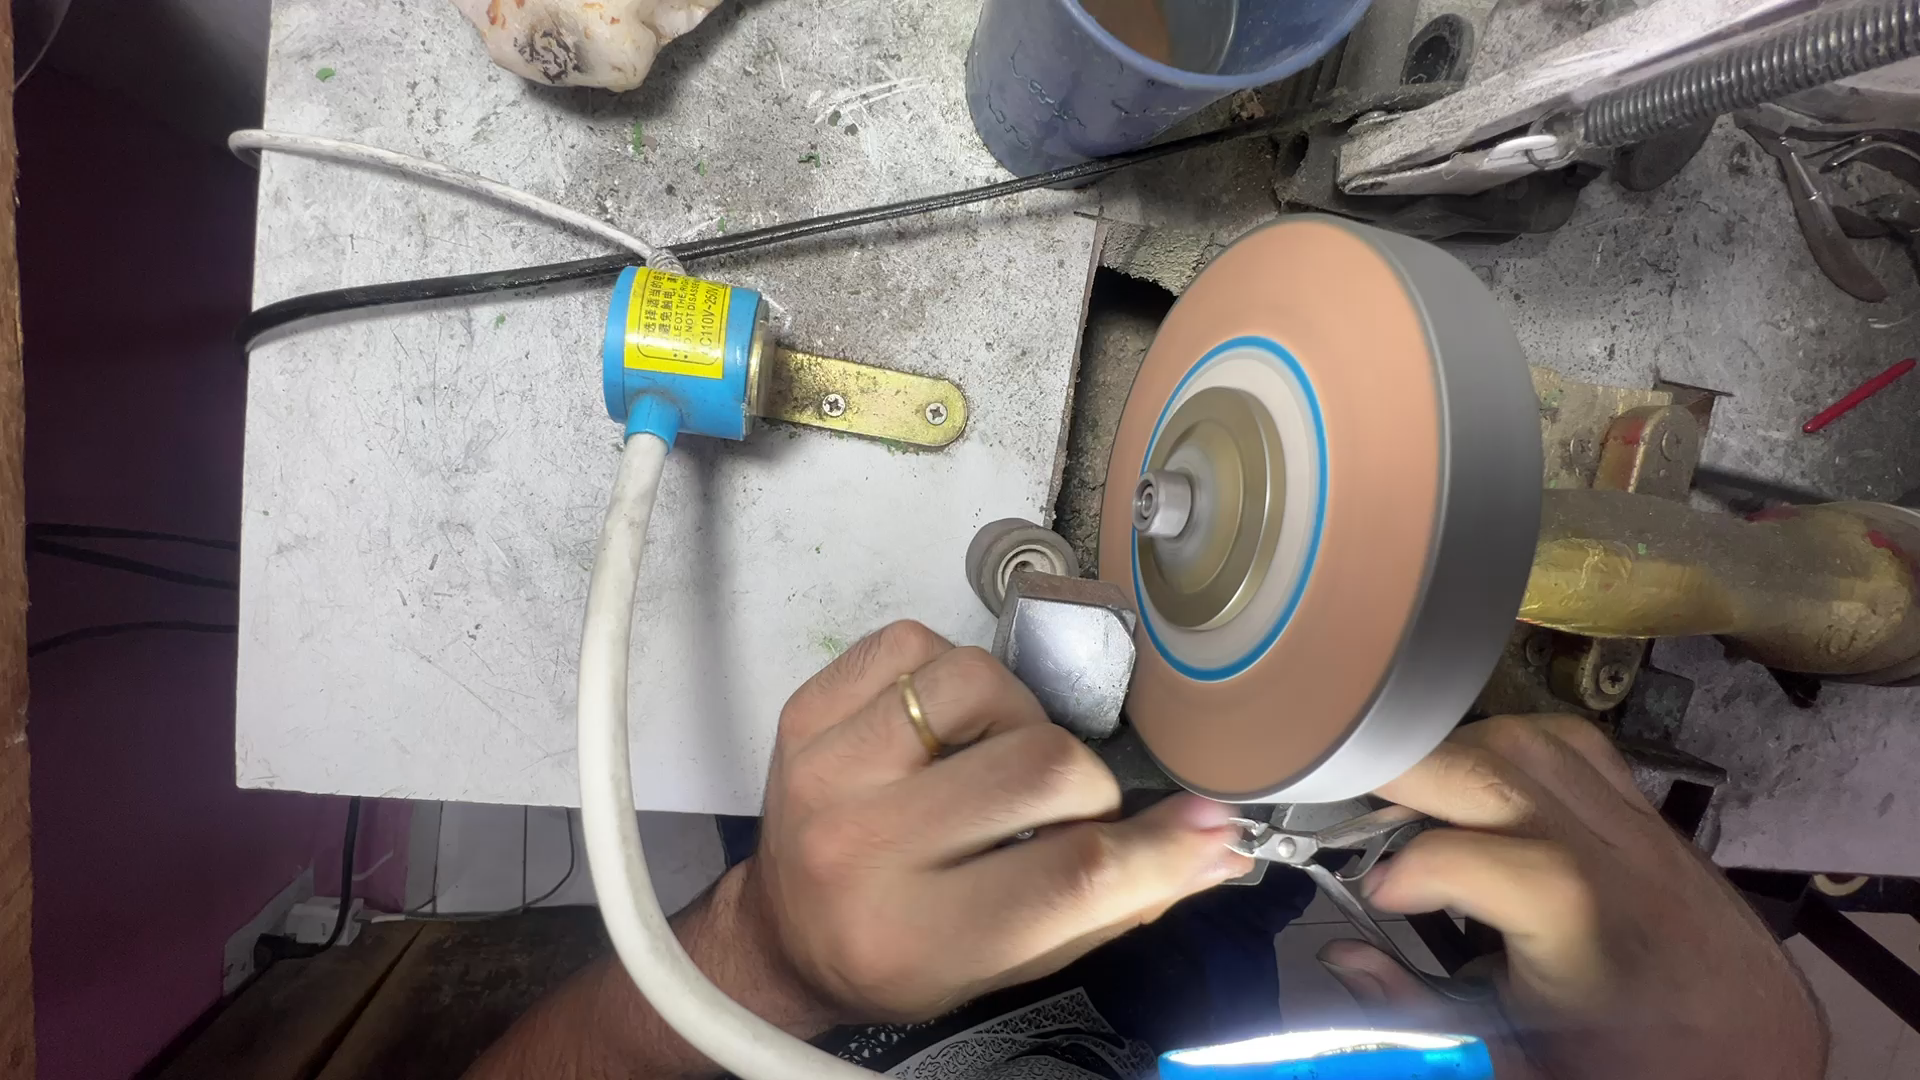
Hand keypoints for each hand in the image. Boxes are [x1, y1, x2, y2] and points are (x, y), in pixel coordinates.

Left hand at [731, 620, 1252, 1024]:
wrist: (786, 924)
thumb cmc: (903, 950)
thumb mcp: (1008, 962)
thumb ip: (1113, 902)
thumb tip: (1214, 841)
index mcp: (912, 937)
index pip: (1067, 878)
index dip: (1157, 848)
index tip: (1207, 826)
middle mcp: (860, 847)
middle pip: (1037, 767)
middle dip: (1083, 783)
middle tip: (1065, 803)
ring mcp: (826, 765)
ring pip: (982, 683)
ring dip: (1020, 717)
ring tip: (1001, 754)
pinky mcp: (807, 709)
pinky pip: (915, 642)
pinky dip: (954, 671)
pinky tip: (946, 718)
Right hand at [1316, 715, 1824, 1079]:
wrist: (1751, 1062)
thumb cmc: (1626, 1067)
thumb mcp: (1517, 1060)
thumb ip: (1417, 1011)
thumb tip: (1339, 956)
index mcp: (1596, 948)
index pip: (1486, 866)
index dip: (1411, 870)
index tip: (1376, 897)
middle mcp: (1625, 873)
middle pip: (1495, 778)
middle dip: (1403, 779)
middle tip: (1356, 810)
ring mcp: (1640, 831)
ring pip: (1523, 743)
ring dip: (1448, 756)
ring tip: (1415, 797)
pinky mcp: (1645, 812)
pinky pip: (1566, 741)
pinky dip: (1504, 744)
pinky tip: (1480, 778)